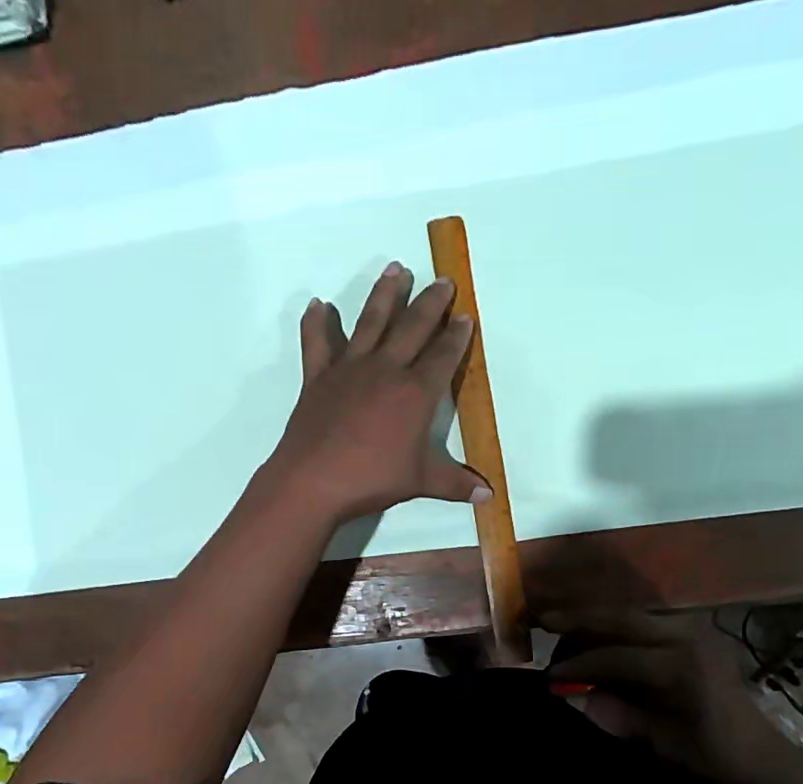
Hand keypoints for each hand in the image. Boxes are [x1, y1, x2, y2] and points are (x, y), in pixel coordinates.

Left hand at [261, 261, 490, 522]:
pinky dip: (317, 323)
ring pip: (370, 322)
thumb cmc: (374, 479)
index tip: (464, 315)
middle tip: (442, 279)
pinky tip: (318, 305)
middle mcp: (385, 370)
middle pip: (412, 327)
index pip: (443, 355)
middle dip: (430, 302)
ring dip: (385, 294)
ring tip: (395, 268)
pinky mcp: (318, 378)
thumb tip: (489, 496)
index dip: (456, 335)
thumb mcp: (422, 482)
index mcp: (416, 392)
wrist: (313, 481)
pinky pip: (317, 343)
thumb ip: (456, 483)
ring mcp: (349, 369)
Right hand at [544, 610, 795, 783]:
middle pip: (622, 618)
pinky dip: (618, 620)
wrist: (760, 755)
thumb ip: (611, 714)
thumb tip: (564, 695)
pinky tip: (597, 627)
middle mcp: (687, 637)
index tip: (549, 674)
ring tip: (563, 622)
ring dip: (597, 616)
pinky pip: (647, 617)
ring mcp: (695, 629)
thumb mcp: (657, 744)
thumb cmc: (710, 757)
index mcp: (680, 668)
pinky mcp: (696, 631)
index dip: (578, 664)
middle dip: (580, 620)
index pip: (615, 656)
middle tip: (543, 619)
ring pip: (633, 611)